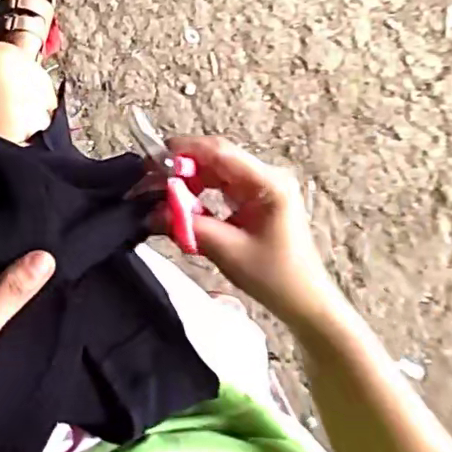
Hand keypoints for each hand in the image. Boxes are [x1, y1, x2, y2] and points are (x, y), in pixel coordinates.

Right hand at [155, 136, 339, 322]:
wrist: (303, 300)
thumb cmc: (275, 277)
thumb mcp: (226, 250)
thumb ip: (187, 225)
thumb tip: (152, 212)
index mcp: (268, 183)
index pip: (219, 152)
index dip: (183, 151)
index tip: (151, 161)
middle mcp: (265, 177)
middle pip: (213, 158)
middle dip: (179, 166)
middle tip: (147, 180)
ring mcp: (260, 186)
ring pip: (213, 171)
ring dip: (185, 180)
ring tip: (159, 194)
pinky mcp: (253, 199)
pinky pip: (218, 186)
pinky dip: (196, 192)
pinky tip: (180, 205)